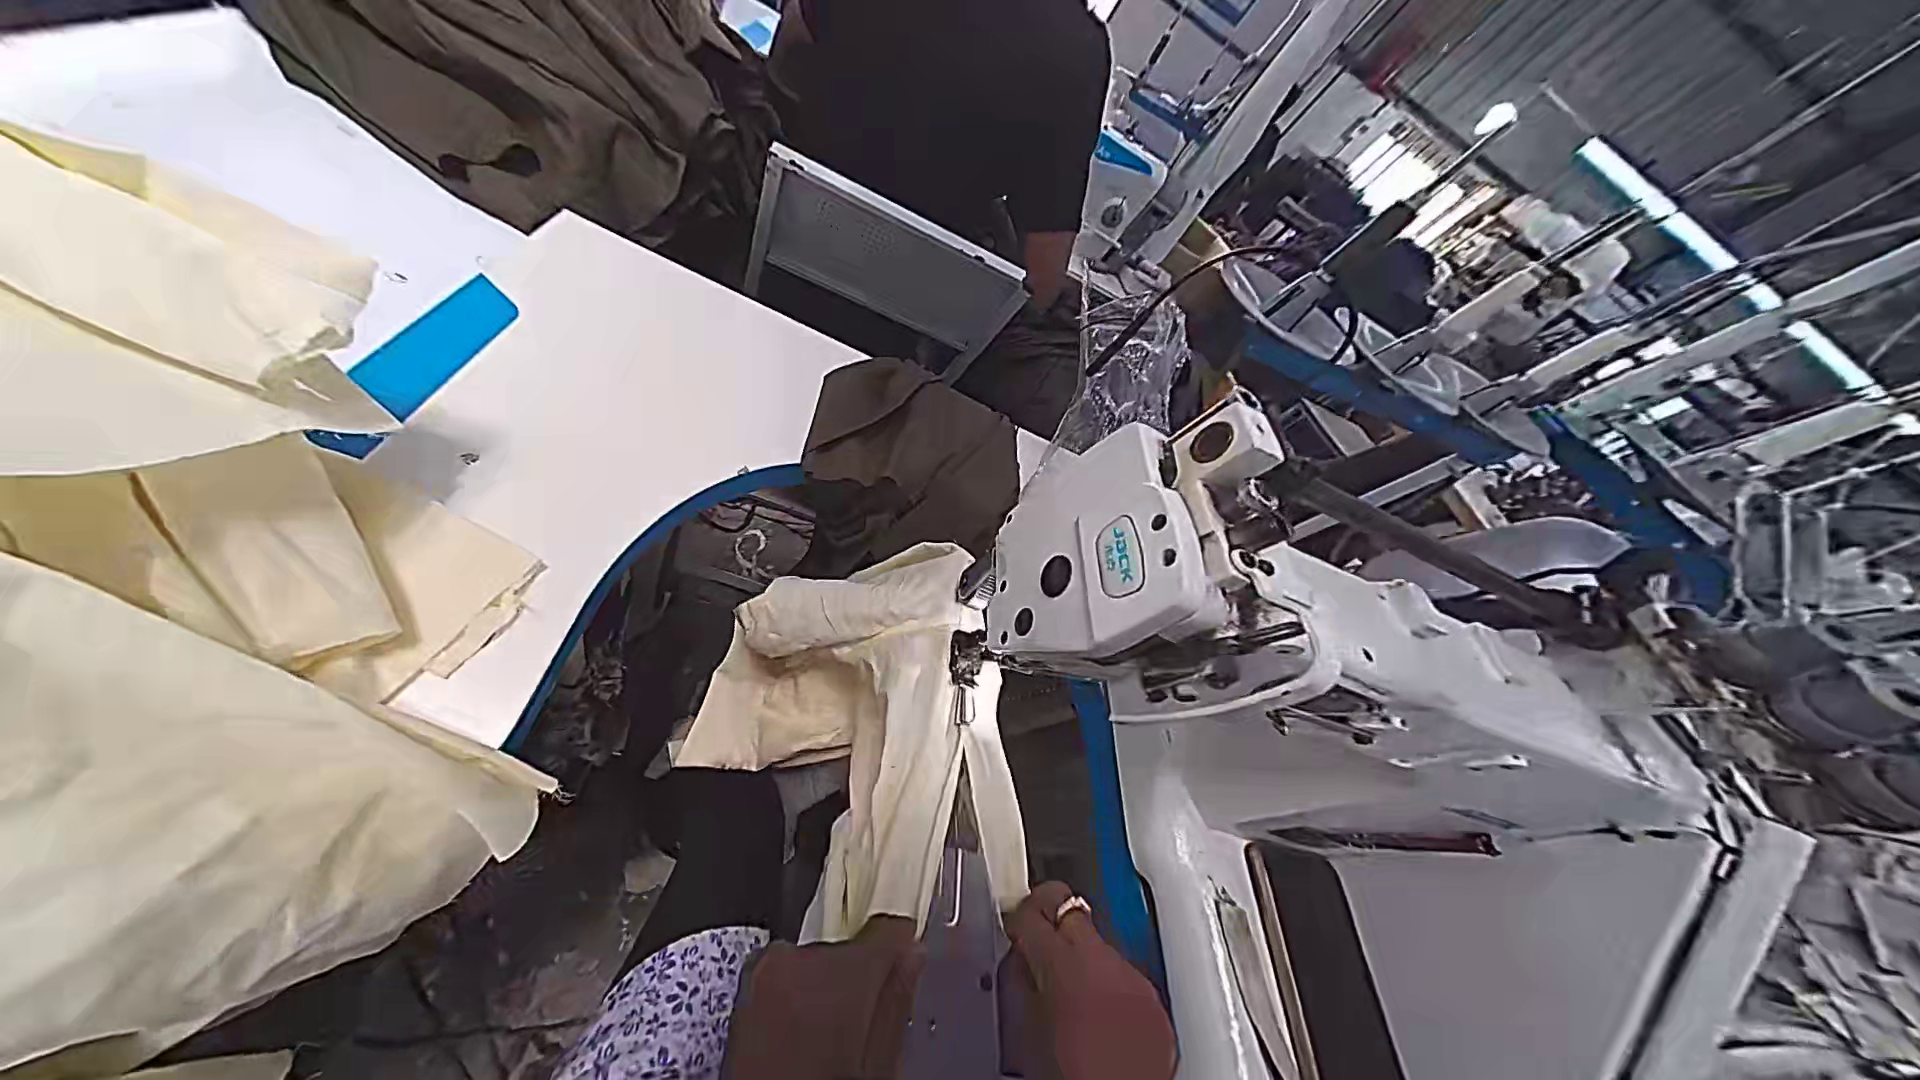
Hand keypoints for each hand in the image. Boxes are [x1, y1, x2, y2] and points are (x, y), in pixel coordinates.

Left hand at [723, 915, 923, 1079]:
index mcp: (842, 972)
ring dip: (825, 985)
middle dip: (857, 975)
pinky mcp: (746, 988)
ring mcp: (767, 970)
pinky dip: (797, 996)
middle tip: (858, 1025)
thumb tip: (912, 953)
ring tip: (824, 1037)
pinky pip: (787, 975)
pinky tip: (800, 1036)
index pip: (888, 927)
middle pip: (849, 947)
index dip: (901, 942)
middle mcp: (803, 957)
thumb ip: (896, 1001)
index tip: (903, 955)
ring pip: (817, 960)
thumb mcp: (876, 1067)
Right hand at [1005, 882, 1176, 1079]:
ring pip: (1096, 941)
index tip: (1015, 922)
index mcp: (1062, 963)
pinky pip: (1122, 972)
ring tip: (1069, 988)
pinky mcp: (1151, 997)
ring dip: (1080, 954)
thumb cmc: (1073, 1077)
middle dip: (1049, 915)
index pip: (1033, 910)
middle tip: (1037, 935)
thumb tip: (1019, 959)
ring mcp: (1130, 975)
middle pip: (1069, 907)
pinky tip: (1099, 1012)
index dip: (1019, 914)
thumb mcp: (1025, 1029)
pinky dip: (1107, 982)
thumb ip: (1019, 980)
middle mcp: (1100, 959)